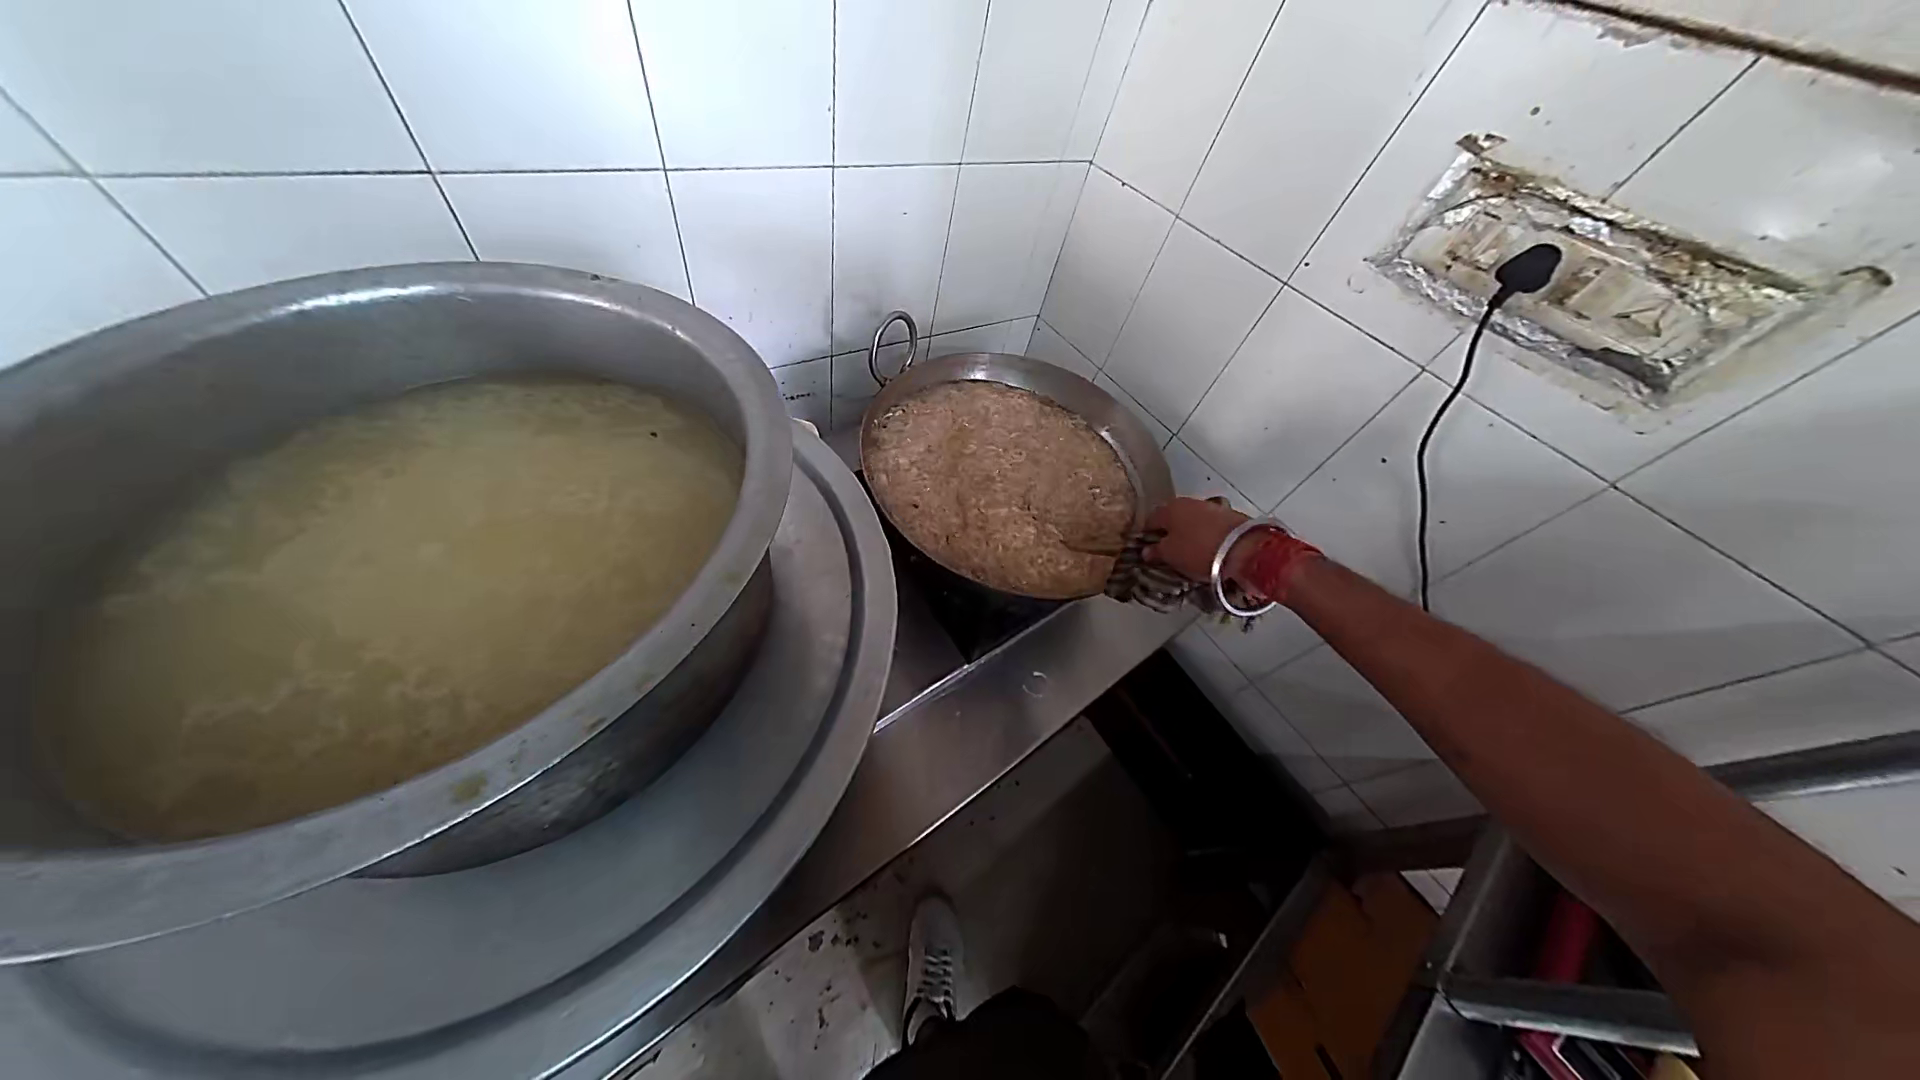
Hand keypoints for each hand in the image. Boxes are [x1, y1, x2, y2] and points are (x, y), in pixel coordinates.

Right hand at [1143, 497, 1252, 581]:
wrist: (1244, 549)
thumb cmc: (1197, 550)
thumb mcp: (1170, 555)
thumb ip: (1156, 551)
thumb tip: (1146, 551)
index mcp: (1168, 508)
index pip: (1150, 520)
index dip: (1147, 536)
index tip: (1148, 549)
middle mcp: (1188, 502)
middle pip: (1173, 517)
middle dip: (1169, 532)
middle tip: (1168, 551)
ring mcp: (1211, 507)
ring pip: (1192, 519)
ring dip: (1189, 532)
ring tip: (1190, 551)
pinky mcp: (1230, 515)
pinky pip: (1210, 525)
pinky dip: (1206, 534)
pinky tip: (1208, 547)